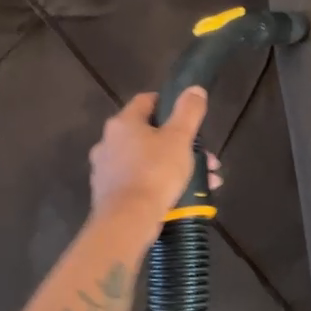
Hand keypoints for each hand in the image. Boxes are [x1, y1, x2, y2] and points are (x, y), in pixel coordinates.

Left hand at [87, 89, 220, 239]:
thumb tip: (194, 89)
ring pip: (146, 159)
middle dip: (180, 144)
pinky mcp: (108, 194)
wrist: (127, 221)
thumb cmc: (155, 172)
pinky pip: (139, 180)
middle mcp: (108, 142)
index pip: (146, 101)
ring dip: (174, 165)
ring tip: (202, 181)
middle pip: (149, 133)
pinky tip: (181, 196)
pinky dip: (159, 183)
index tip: (188, 116)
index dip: (169, 104)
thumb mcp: (180, 138)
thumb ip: (189, 111)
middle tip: (205, 157)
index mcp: (123, 123)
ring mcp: (105, 169)